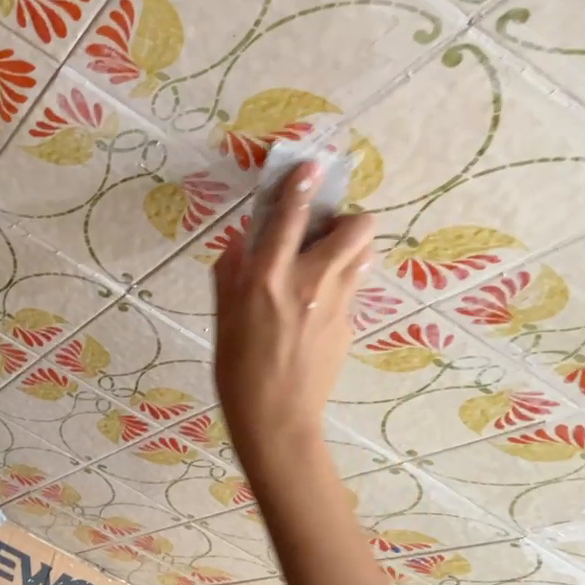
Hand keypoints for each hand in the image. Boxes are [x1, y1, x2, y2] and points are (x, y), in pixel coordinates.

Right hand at [212, 161, 375, 461]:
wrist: (276, 417)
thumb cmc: (236, 369)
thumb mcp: (222, 318)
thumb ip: (231, 275)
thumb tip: (240, 245)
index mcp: (267, 280)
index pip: (287, 220)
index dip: (299, 188)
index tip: (310, 166)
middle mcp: (308, 284)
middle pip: (356, 229)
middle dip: (349, 218)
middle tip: (327, 231)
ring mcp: (336, 304)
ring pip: (362, 255)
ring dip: (349, 248)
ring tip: (327, 263)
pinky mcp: (349, 324)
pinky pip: (351, 290)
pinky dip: (338, 286)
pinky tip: (315, 312)